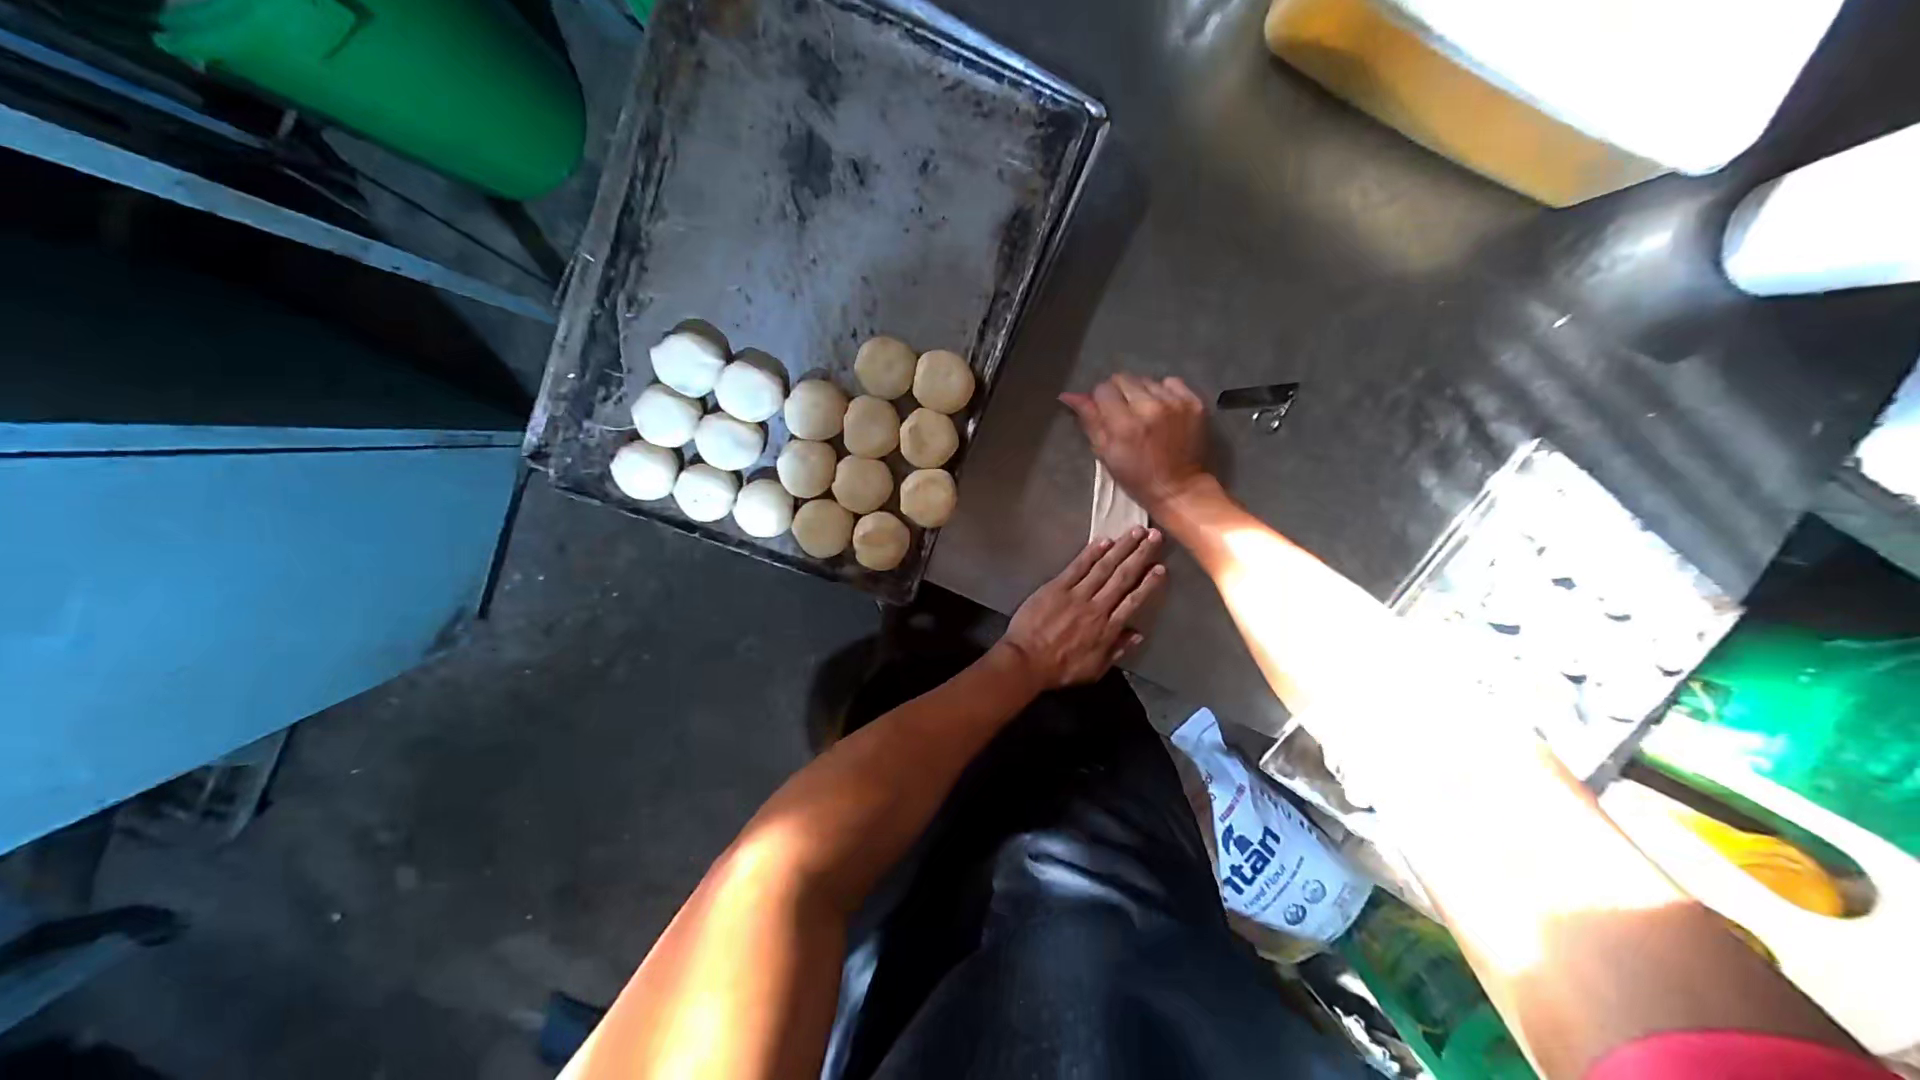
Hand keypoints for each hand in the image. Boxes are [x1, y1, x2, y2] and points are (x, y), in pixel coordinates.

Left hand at [998, 527, 1165, 689]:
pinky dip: (1091, 553)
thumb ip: (1116, 650)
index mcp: (1107, 629)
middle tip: (1155, 537)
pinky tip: (1104, 540)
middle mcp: (1096, 607)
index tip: (1161, 568)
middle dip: (1141, 555)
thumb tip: (1138, 634)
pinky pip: (1077, 566)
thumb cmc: (1060, 668)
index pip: (1133, 601)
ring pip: (1104, 567)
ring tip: (1136, 531)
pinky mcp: (1056, 587)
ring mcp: (1076, 594)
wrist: (1025, 661)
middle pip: (1123, 577)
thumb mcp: (1094, 669)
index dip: (1149, 583)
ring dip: (1121, 548)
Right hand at [1060, 375, 1209, 512]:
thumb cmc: (1137, 478)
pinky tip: (1164, 410)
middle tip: (1125, 414)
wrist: (1181, 489)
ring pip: (1147, 380)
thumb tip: (1069, 395)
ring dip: (1142, 393)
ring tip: (1146, 414)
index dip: (1101, 400)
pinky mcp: (1194, 403)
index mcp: (1125, 424)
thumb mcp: (1106, 454)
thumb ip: (1090, 420)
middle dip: (1120, 394)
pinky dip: (1165, 392)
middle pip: (1124, 379)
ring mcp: (1175, 403)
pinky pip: (1172, 382)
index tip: (1106, 414)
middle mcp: (1150, 407)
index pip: (1103, 389)